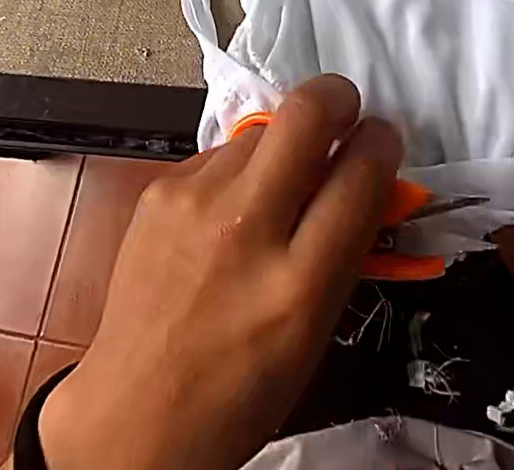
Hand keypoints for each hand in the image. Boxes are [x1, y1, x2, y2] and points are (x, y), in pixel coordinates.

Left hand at [40, 74, 401, 469]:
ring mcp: (192, 202)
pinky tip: (231, 210)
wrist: (131, 418)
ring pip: (265, 127)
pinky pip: (224, 152)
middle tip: (345, 113)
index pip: (361, 173)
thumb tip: (366, 165)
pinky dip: (244, 167)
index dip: (382, 143)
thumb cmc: (246, 382)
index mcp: (299, 282)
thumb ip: (349, 237)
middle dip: (337, 96)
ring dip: (287, 143)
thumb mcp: (320, 323)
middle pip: (306, 113)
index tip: (381, 141)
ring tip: (278, 187)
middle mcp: (243, 229)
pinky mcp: (159, 189)